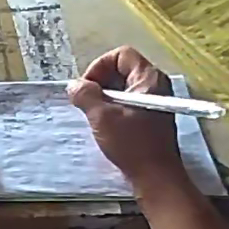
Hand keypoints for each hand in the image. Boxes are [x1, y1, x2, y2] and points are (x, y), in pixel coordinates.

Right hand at [68, 46, 187, 192]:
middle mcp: (155, 84)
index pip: (121, 54)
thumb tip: (73, 85)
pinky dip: (111, 105)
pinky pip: (126, 100)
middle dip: (98, 81)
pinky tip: (103, 122)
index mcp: (148, 79)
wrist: (155, 174)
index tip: (88, 87)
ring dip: (103, 95)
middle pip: (121, 68)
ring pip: (122, 85)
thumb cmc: (131, 143)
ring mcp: (154, 100)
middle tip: (86, 101)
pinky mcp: (149, 114)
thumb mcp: (102, 117)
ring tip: (92, 113)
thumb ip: (85, 95)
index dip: (99, 66)